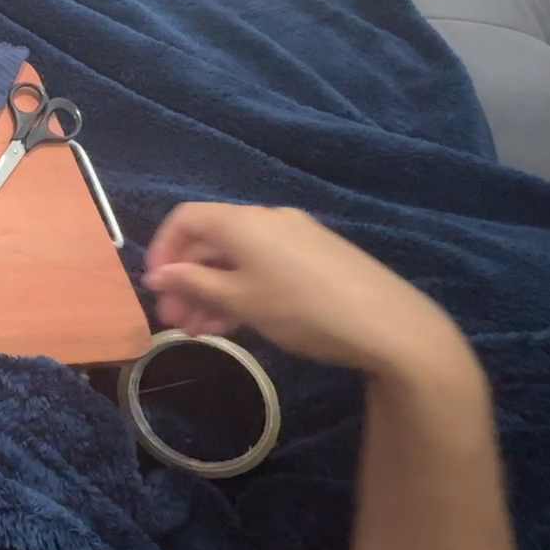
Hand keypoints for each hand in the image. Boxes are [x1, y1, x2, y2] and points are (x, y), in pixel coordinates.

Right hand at [142, 203, 473, 381]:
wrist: (395, 329)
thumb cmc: (302, 308)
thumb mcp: (238, 299)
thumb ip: (191, 283)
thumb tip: (156, 274)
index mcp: (242, 221)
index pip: (185, 219)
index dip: (162, 248)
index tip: (154, 284)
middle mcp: (265, 220)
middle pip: (209, 242)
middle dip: (185, 279)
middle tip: (172, 317)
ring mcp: (293, 239)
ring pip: (234, 260)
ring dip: (209, 291)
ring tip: (196, 330)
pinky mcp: (315, 260)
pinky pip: (260, 267)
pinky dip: (239, 290)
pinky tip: (230, 323)